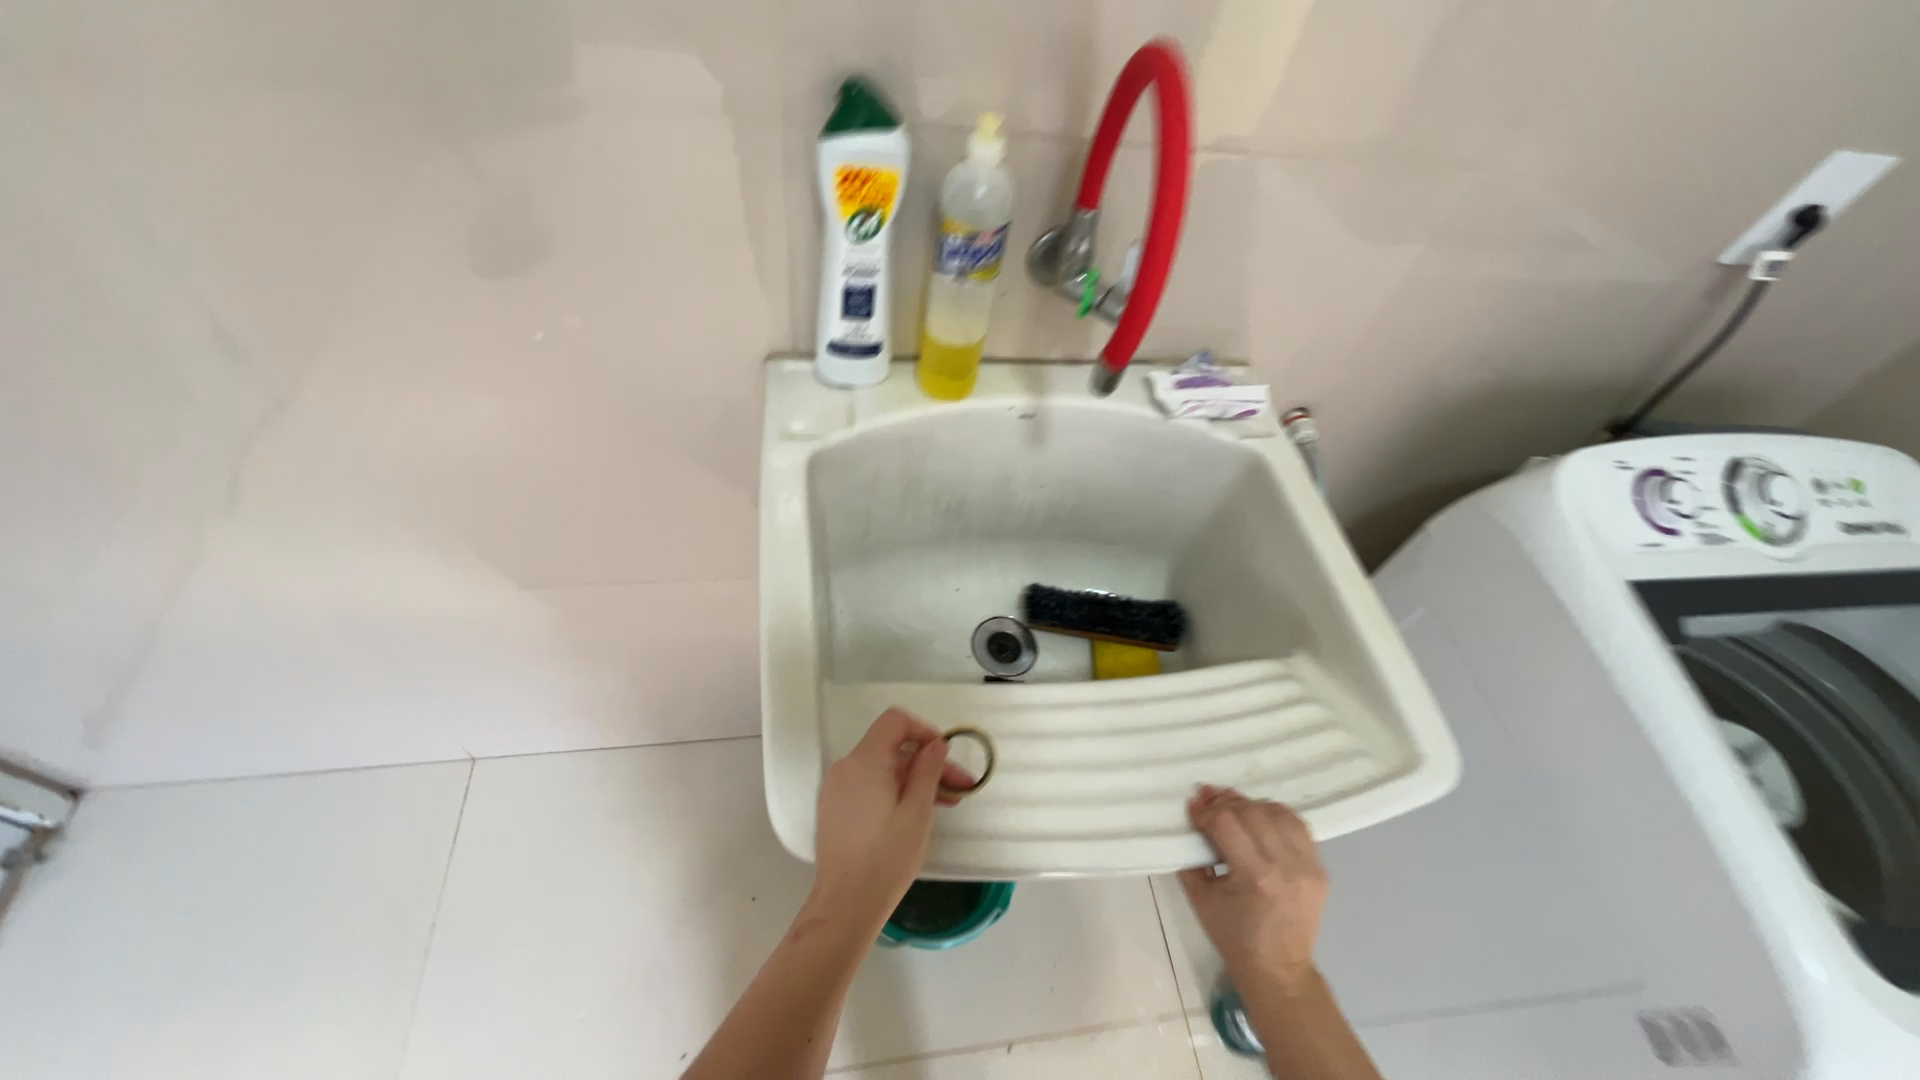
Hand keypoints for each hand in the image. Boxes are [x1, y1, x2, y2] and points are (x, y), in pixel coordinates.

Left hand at [808, 709, 974, 926]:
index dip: (924, 731)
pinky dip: (895, 790)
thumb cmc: (886, 859)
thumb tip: (937, 743)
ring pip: (883, 767)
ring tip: (947, 802)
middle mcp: (845, 767)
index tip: (946, 756)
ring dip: (915, 778)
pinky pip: (869, 784)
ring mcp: (837, 788)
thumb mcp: (917, 812)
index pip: (895, 721)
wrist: (845, 906)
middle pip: (892, 747)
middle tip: (960, 786)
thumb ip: (928, 770)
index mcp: (864, 762)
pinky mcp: (836, 808)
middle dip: (927, 761)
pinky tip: (918, 812)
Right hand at [1179, 785, 1327, 988]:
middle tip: (1208, 803)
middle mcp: (1286, 866)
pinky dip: (1276, 816)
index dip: (1206, 811)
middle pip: (1251, 811)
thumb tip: (1194, 818)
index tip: (1193, 809)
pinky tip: (1260, 819)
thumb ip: (1192, 856)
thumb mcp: (1200, 897)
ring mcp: (1308, 866)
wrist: (1279, 969)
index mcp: (1255, 877)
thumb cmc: (1233, 937)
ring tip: (1233, 810)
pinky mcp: (1320, 869)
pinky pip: (1298, 826)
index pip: (1227, 823)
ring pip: (1277, 812)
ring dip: (1250, 806)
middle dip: (1224, 803)